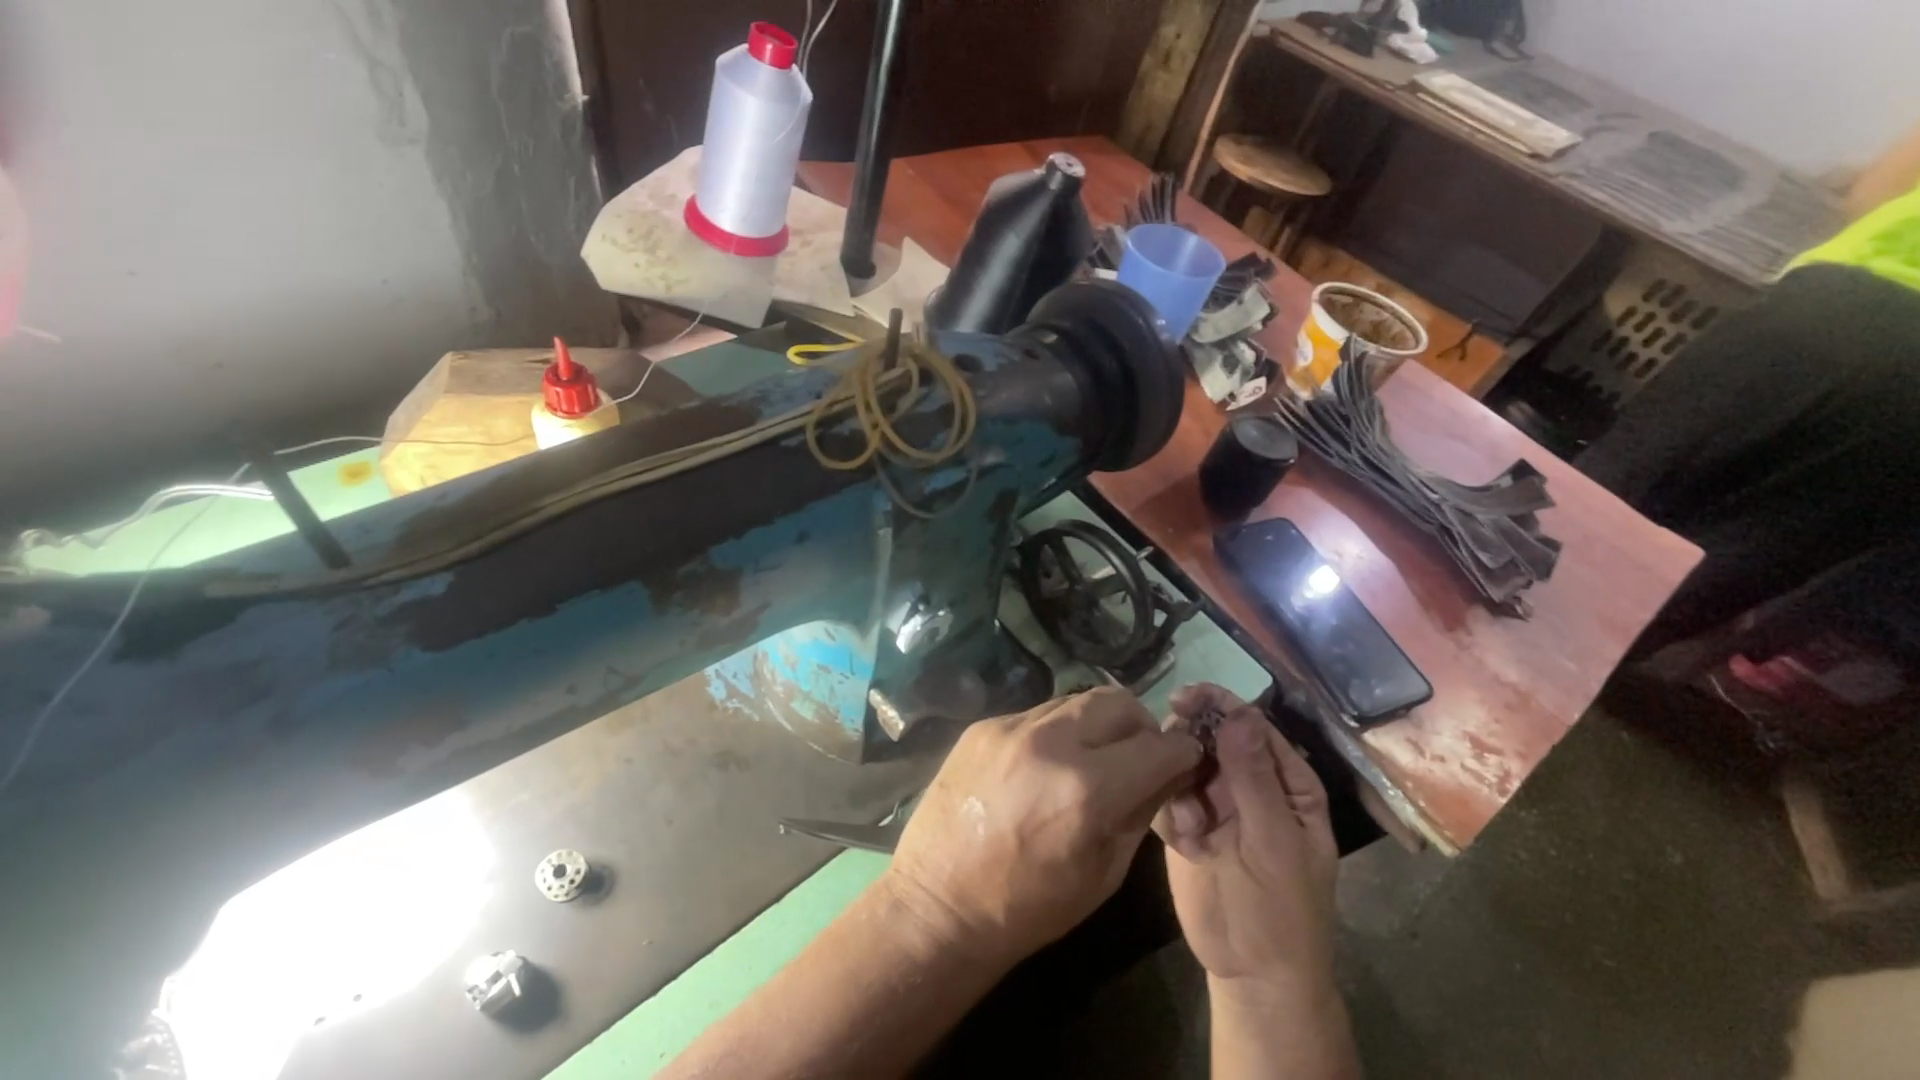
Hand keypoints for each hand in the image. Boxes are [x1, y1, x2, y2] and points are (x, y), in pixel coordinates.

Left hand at [884, 688, 1202, 962]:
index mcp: (1087, 788)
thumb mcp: (1105, 872)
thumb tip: (1169, 772)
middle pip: (1119, 702)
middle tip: (1138, 757)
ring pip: (1077, 701)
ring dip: (1096, 726)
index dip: (1181, 752)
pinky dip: (1055, 734)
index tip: (1184, 761)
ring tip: (1090, 761)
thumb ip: (1142, 811)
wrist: (938, 906)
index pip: (1159, 745)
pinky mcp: (982, 727)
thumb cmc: (1029, 907)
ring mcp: (1009, 728)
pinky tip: (1044, 768)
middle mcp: (1050, 742)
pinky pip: (1037, 715)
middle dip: (1140, 726)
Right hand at [1155, 684, 1338, 1003]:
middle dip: (1190, 743)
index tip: (1185, 696)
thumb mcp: (1272, 841)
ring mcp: (1215, 806)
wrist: (1251, 972)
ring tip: (1189, 824)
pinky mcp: (1186, 827)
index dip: (1221, 706)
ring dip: (1177, 784)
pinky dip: (1167, 812)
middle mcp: (1250, 785)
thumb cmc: (1279, 909)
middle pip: (1212, 739)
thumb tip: (1239, 714)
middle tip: (1169, 754)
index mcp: (1287, 782)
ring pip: (1184, 765)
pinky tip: (1181, 840)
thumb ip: (1253, 778)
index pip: (1253, 727)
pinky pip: (1166, 797)